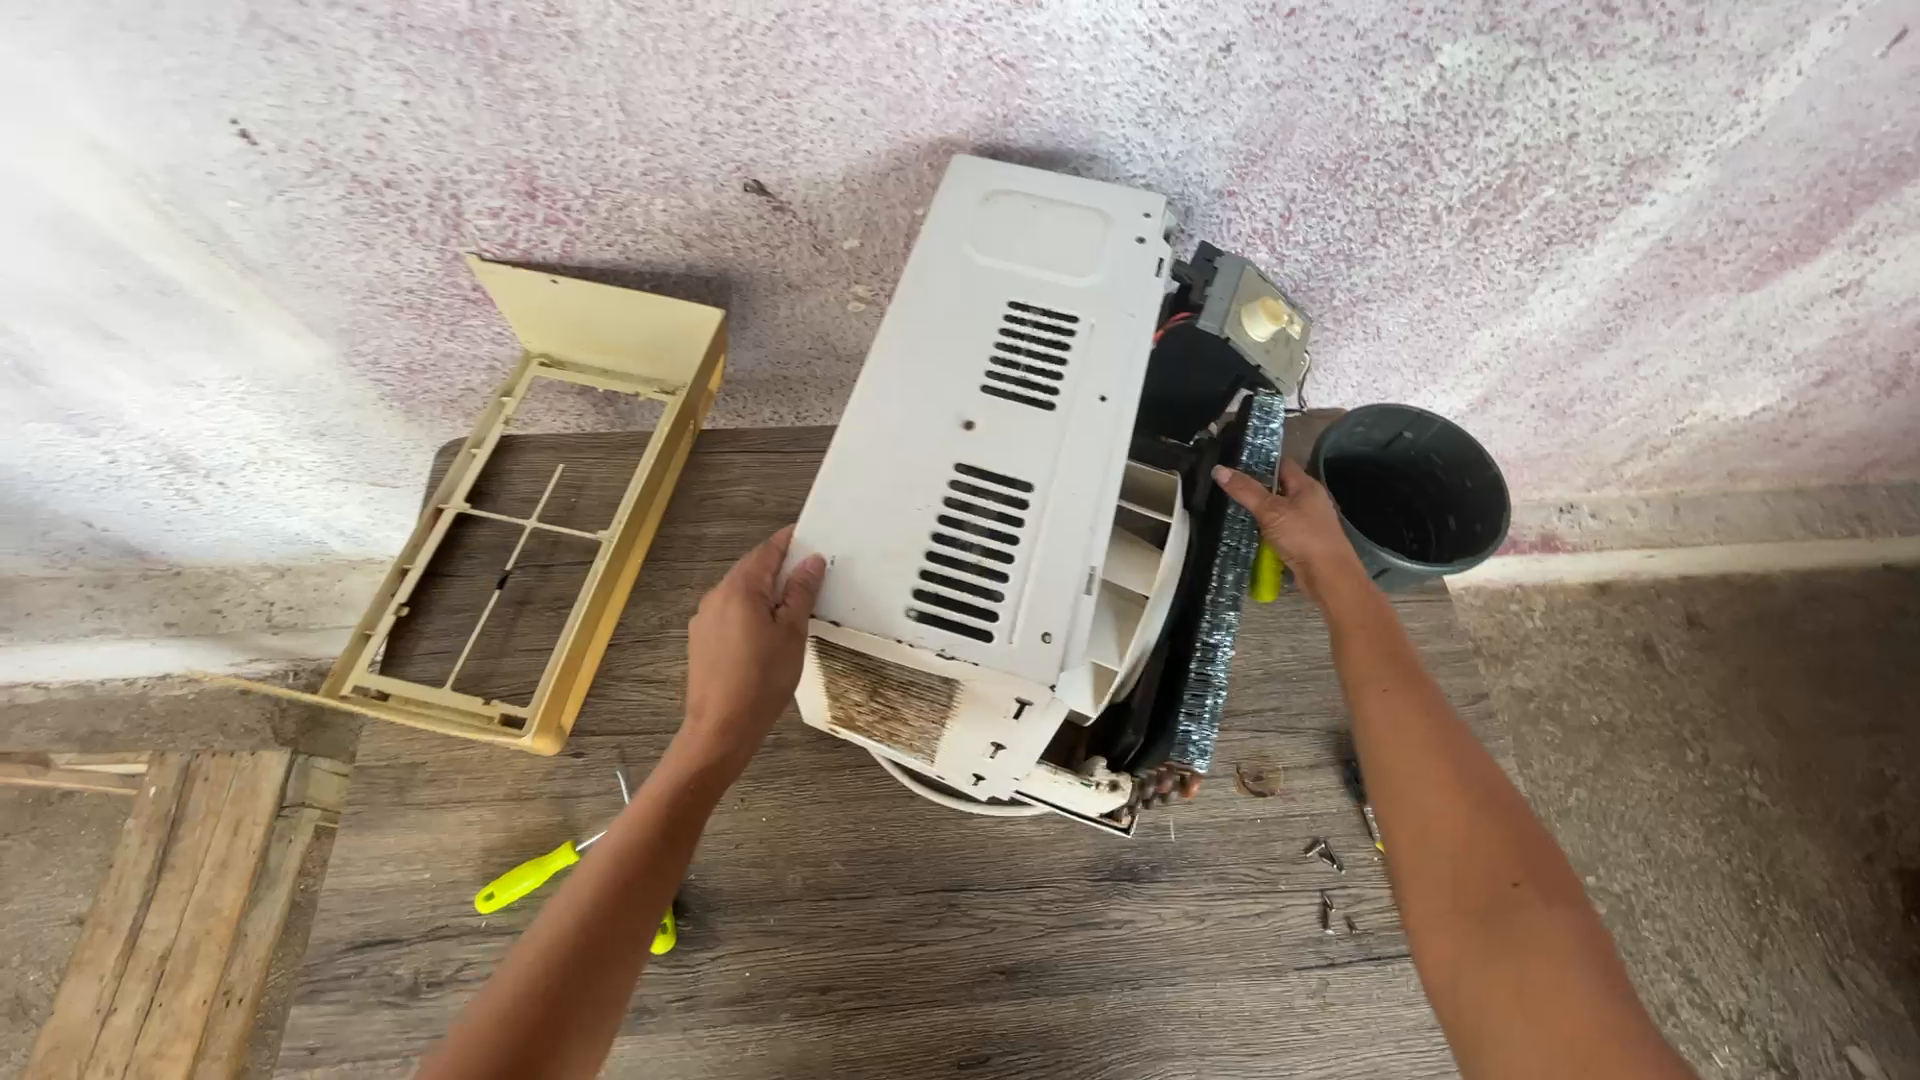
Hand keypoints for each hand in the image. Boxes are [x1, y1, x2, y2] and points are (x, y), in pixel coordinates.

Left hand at [680, 525, 826, 771]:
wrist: (721, 728)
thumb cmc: (762, 681)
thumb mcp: (792, 633)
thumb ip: (800, 593)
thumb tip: (811, 562)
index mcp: (739, 589)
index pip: (767, 550)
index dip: (790, 540)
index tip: (811, 535)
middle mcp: (716, 596)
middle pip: (752, 569)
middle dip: (780, 566)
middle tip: (811, 570)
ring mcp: (705, 619)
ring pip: (740, 592)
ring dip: (766, 590)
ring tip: (795, 603)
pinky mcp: (702, 639)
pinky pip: (731, 612)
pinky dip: (752, 610)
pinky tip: (768, 629)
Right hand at [1213, 458, 1366, 602]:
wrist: (1328, 576)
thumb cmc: (1302, 536)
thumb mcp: (1270, 511)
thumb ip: (1245, 490)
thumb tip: (1218, 469)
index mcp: (1306, 486)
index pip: (1282, 465)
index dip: (1260, 463)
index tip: (1235, 465)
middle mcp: (1310, 500)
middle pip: (1280, 488)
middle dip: (1257, 489)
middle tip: (1228, 489)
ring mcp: (1309, 522)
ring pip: (1280, 510)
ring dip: (1261, 512)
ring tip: (1233, 511)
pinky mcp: (1305, 541)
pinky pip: (1282, 529)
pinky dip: (1267, 530)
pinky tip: (1251, 535)